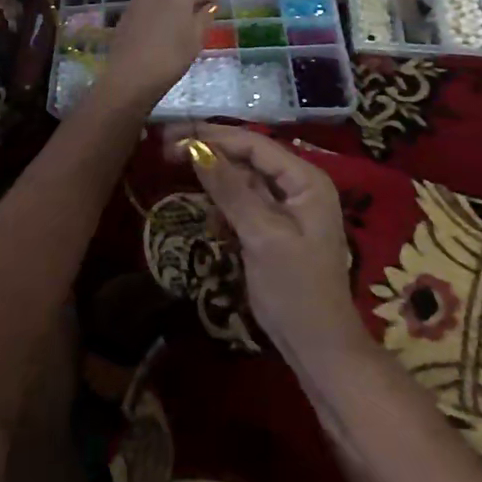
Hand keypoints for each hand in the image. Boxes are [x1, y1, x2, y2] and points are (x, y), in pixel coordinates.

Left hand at [97, 0, 214, 105]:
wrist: (128, 75)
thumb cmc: (169, 59)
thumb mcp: (195, 40)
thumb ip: (204, 19)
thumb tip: (209, 6)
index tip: (215, 7)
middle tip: (196, 14)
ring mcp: (136, 1)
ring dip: (168, 2)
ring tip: (175, 19)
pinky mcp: (124, 15)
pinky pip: (144, 6)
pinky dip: (153, 11)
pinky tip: (157, 26)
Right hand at [167, 123, 364, 363]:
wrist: (316, 344)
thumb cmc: (295, 288)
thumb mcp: (261, 235)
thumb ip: (230, 189)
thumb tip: (196, 149)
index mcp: (306, 180)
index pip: (254, 144)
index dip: (212, 137)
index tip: (171, 138)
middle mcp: (298, 185)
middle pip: (246, 156)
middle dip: (208, 150)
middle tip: (165, 147)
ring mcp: (285, 206)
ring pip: (241, 176)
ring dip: (210, 173)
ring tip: (172, 165)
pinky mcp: (271, 226)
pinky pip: (241, 200)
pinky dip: (219, 199)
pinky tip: (202, 208)